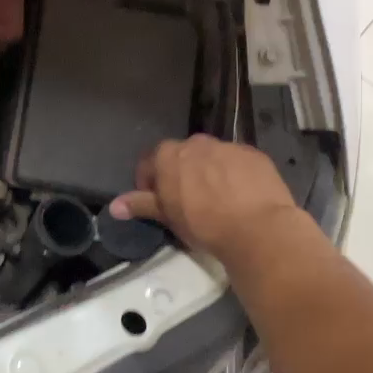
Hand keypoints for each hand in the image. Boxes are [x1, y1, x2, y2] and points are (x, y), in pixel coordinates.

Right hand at [108, 135, 300, 261]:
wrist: (258, 229)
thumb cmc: (204, 223)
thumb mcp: (167, 216)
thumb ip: (141, 204)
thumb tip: (114, 206)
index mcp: (168, 154)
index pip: (150, 163)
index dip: (151, 183)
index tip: (159, 202)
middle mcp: (195, 143)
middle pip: (182, 156)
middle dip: (182, 173)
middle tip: (189, 201)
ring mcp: (227, 146)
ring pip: (212, 157)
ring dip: (210, 171)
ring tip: (219, 198)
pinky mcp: (255, 155)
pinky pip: (238, 162)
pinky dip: (236, 173)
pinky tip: (242, 195)